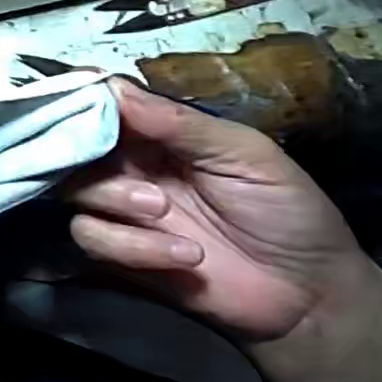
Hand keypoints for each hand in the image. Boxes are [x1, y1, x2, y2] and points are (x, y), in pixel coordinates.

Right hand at [63, 78, 370, 343]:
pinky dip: (131, 246)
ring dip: (115, 202)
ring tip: (164, 213)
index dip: (83, 102)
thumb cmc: (286, 210)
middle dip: (93, 159)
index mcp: (157, 133)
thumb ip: (178, 122)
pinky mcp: (120, 254)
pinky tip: (182, 254)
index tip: (78, 105)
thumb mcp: (244, 152)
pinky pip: (91, 237)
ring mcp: (122, 210)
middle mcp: (131, 166)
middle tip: (138, 174)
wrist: (308, 295)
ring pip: (74, 192)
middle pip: (73, 147)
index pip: (102, 106)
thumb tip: (113, 86)